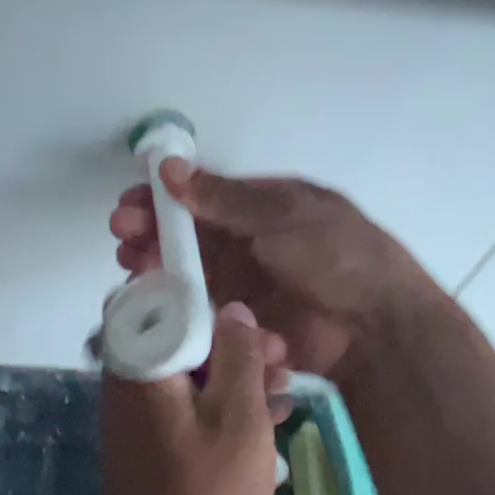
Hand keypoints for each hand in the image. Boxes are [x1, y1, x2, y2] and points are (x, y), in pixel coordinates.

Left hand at [97, 302, 287, 494]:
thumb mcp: (239, 421)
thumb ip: (237, 357)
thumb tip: (230, 309)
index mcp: (138, 368)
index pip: (146, 298)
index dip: (193, 293)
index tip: (239, 306)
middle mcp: (126, 386)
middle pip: (173, 337)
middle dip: (229, 340)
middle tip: (280, 355)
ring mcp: (134, 420)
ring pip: (185, 375)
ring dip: (233, 375)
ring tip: (285, 390)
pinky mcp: (148, 447)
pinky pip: (183, 409)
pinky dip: (219, 406)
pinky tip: (267, 420)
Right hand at [110, 160, 444, 379]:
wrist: (372, 326)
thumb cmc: (336, 256)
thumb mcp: (282, 215)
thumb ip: (223, 197)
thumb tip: (168, 168)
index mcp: (259, 206)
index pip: (199, 196)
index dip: (161, 199)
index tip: (129, 204)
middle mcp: (243, 242)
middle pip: (183, 235)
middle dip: (149, 233)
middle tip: (121, 236)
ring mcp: (238, 283)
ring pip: (182, 272)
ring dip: (152, 268)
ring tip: (128, 267)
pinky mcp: (234, 320)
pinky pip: (194, 309)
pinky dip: (171, 304)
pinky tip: (147, 302)